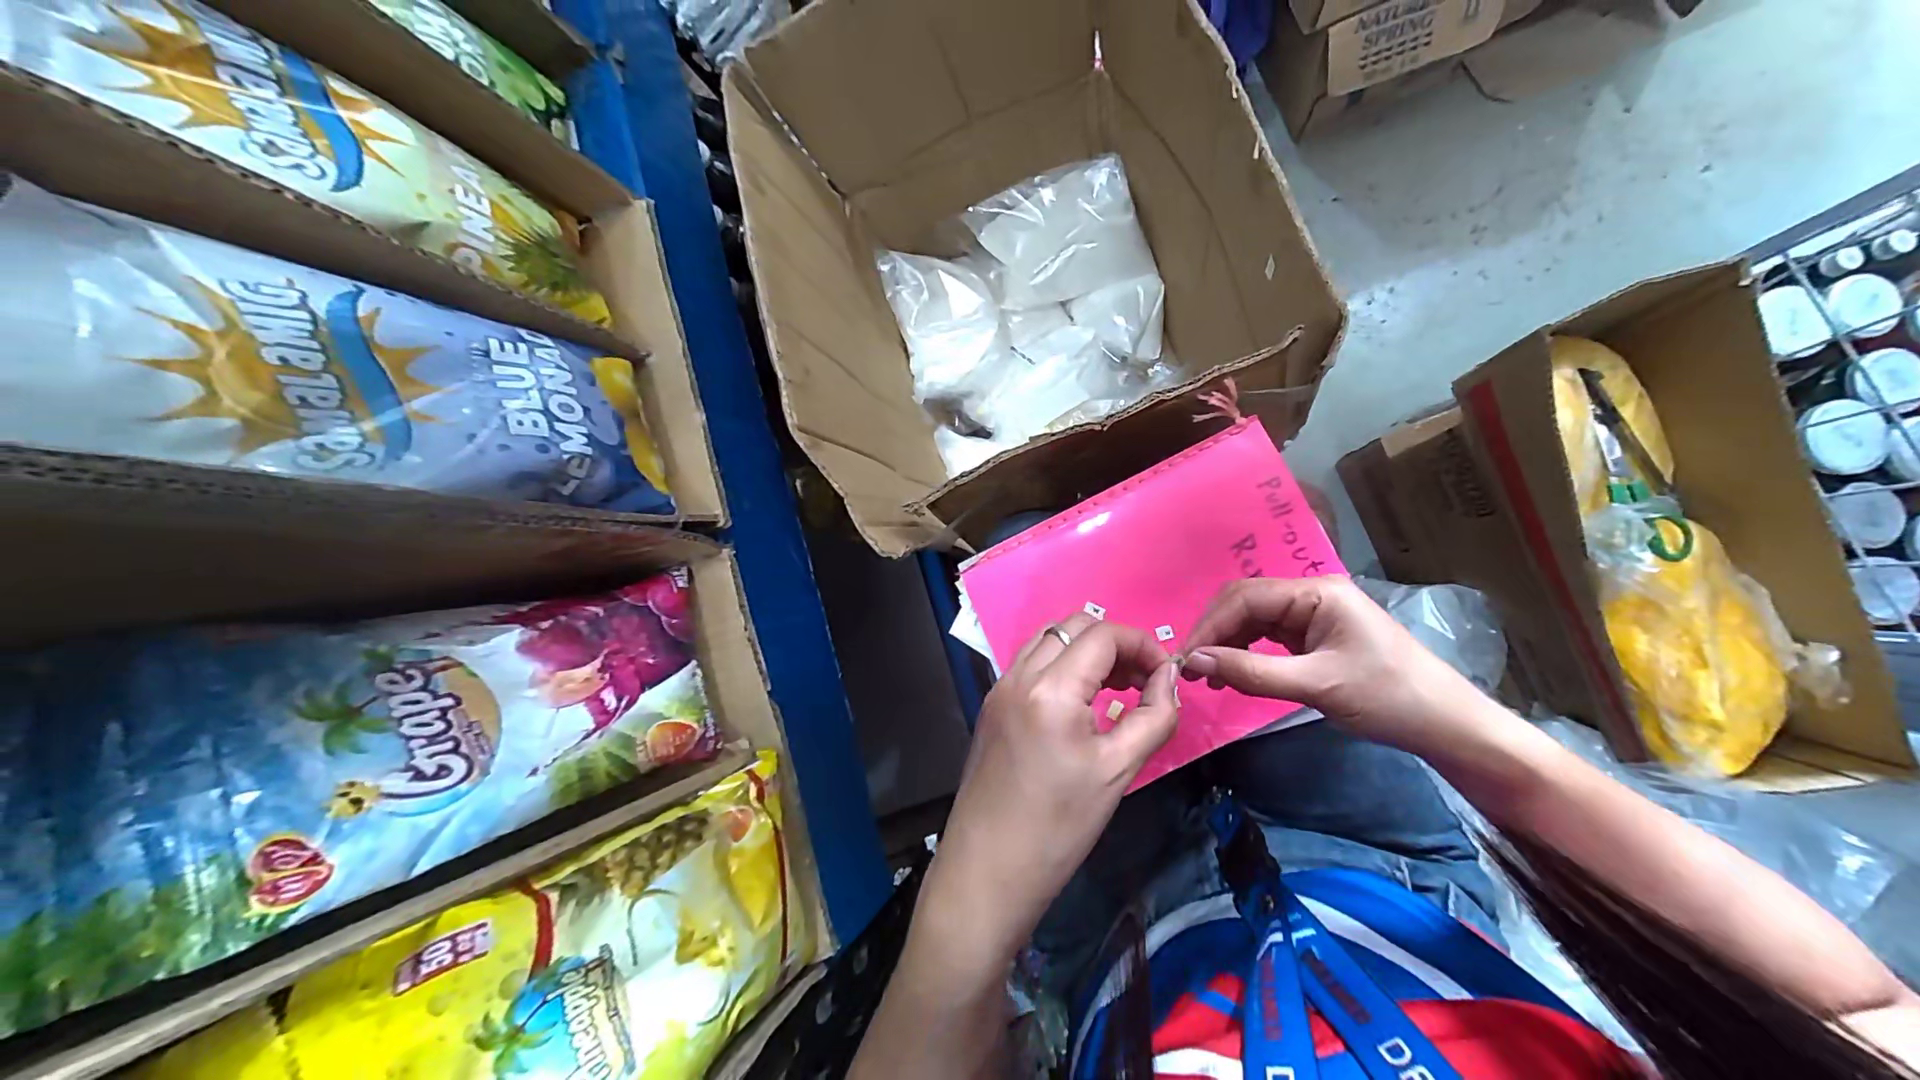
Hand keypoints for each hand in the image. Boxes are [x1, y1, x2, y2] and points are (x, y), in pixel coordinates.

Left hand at [928, 613, 1179, 963]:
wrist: (988, 869)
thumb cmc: (1059, 826)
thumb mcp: (1118, 771)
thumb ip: (1154, 716)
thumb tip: (1169, 677)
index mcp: (1050, 688)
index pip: (1103, 634)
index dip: (1143, 645)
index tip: (1165, 676)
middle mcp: (1019, 675)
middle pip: (1074, 626)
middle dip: (1115, 644)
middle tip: (1140, 682)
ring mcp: (999, 688)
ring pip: (1049, 640)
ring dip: (1086, 652)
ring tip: (1114, 691)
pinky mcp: (992, 706)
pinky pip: (1031, 664)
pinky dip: (1061, 667)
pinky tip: (1080, 706)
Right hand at [1178, 576, 1491, 756]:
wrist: (1449, 727)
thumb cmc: (1388, 698)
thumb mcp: (1315, 685)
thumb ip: (1251, 671)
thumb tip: (1194, 661)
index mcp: (1317, 592)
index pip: (1245, 598)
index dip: (1209, 626)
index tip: (1185, 659)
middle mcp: (1312, 595)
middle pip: (1246, 604)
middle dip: (1215, 634)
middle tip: (1191, 669)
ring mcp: (1315, 615)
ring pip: (1254, 621)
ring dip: (1228, 644)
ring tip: (1209, 675)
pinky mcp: (1316, 637)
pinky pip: (1268, 637)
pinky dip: (1246, 653)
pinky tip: (1234, 673)